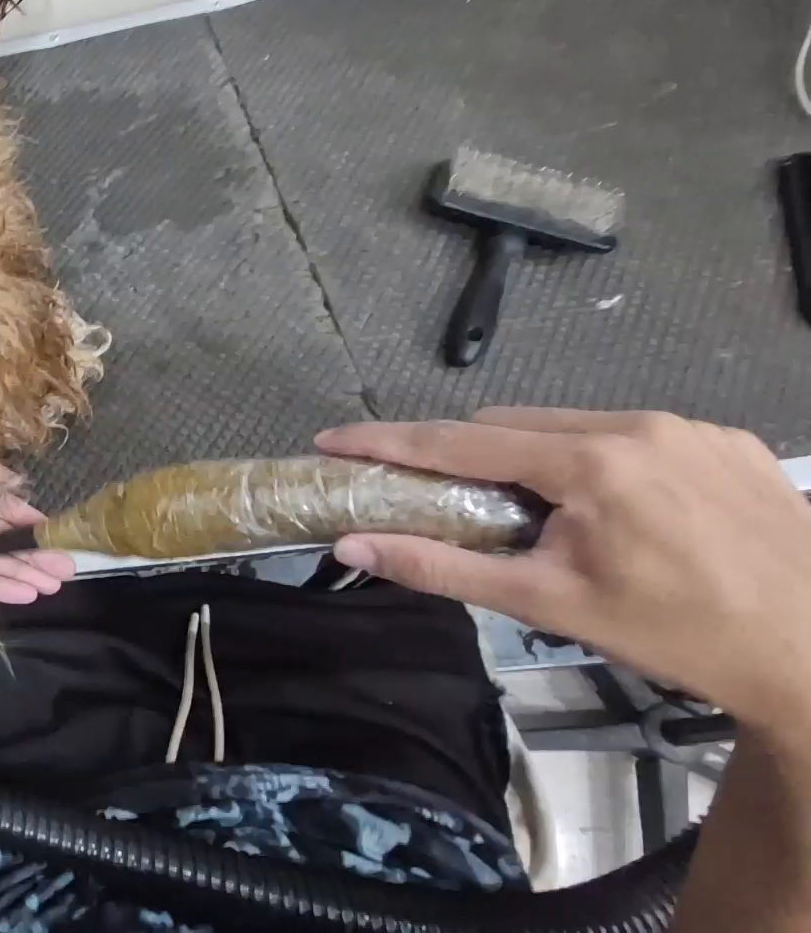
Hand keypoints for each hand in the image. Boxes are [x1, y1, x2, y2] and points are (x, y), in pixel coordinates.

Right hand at [317, 408, 810, 746]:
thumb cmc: (678, 634)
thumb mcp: (546, 604)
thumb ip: (439, 567)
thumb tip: (349, 546)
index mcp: (591, 463)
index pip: (458, 441)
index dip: (385, 440)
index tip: (331, 439)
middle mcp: (638, 426)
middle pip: (508, 423)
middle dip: (459, 453)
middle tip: (441, 497)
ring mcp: (690, 428)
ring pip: (564, 423)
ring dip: (523, 454)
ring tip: (533, 511)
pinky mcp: (727, 441)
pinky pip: (623, 432)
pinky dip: (587, 458)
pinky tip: (609, 507)